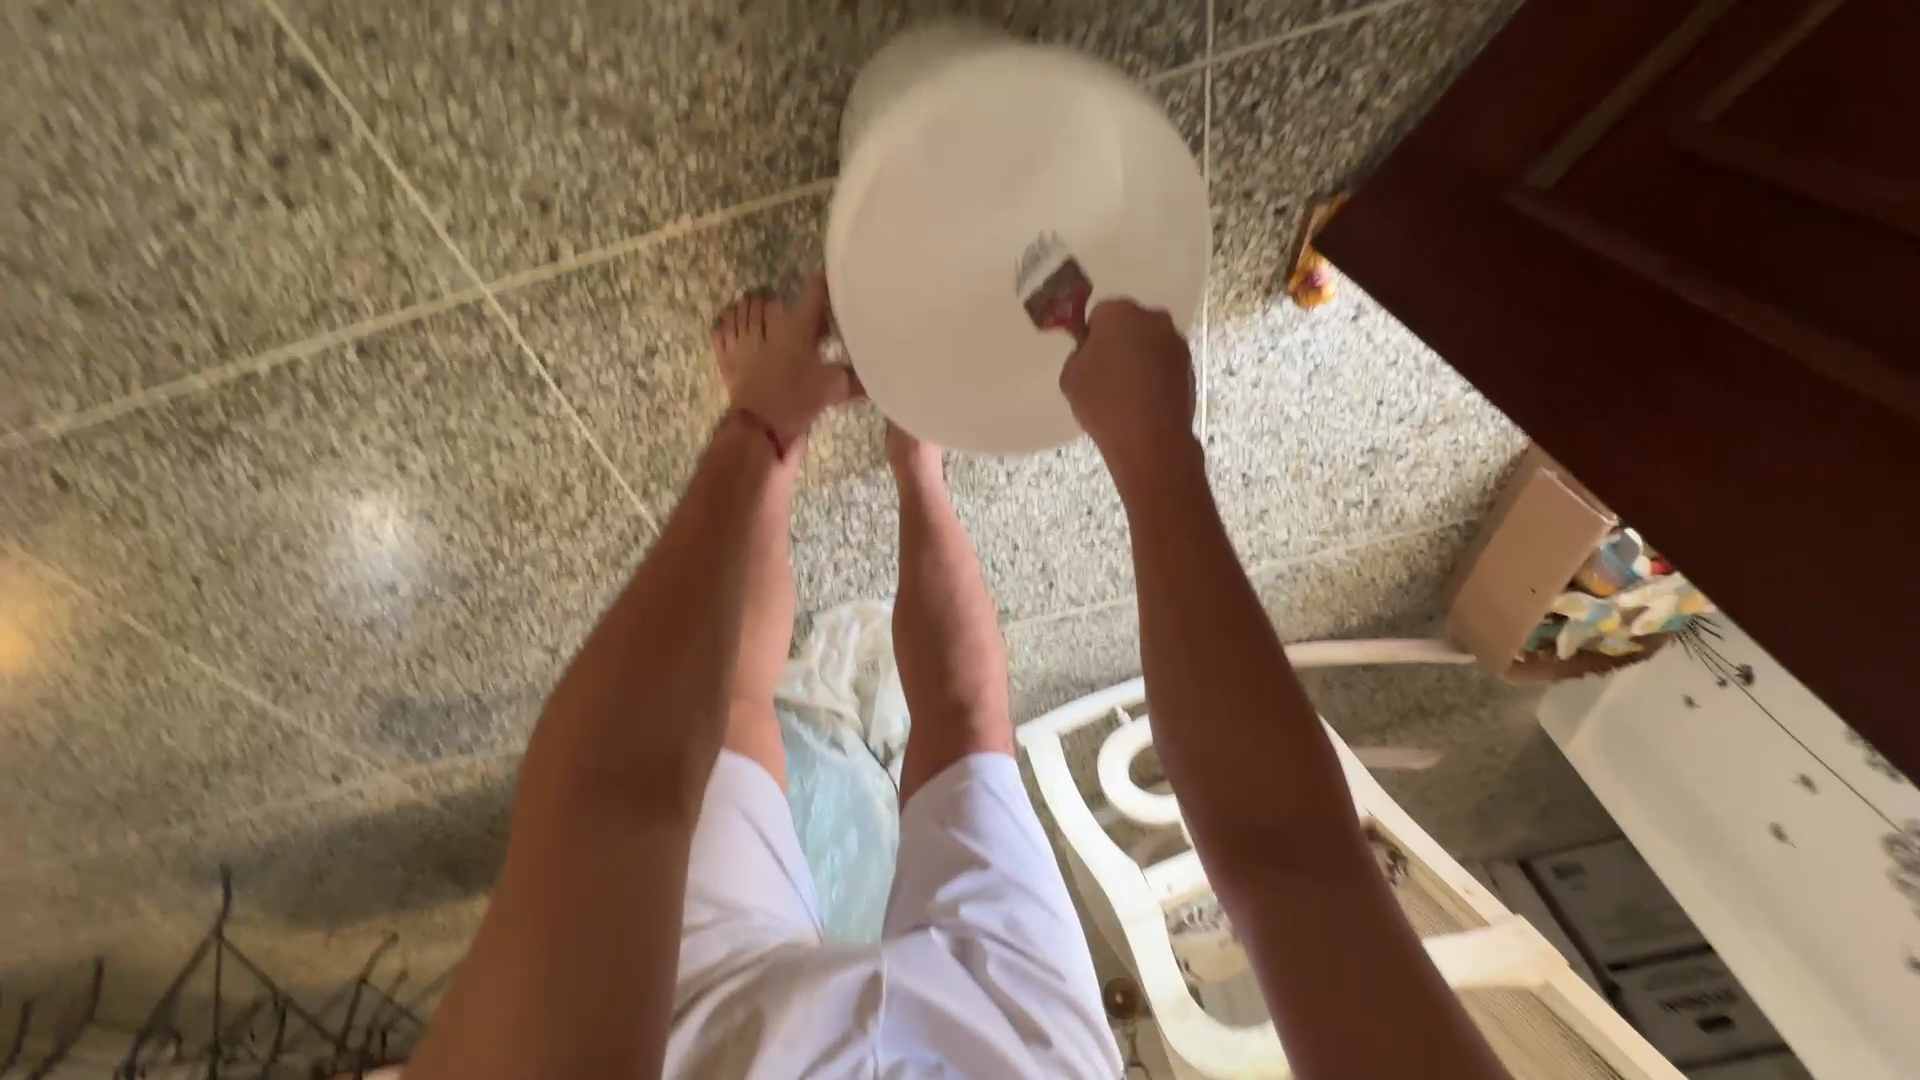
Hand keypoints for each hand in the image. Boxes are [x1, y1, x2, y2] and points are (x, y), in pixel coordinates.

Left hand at [715, 273, 858, 447]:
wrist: (760, 426)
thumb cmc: (798, 399)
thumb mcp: (833, 388)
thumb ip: (854, 379)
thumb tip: (876, 381)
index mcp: (797, 326)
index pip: (812, 293)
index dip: (822, 283)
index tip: (828, 278)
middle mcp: (767, 325)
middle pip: (773, 301)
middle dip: (785, 305)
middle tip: (797, 316)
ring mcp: (741, 339)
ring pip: (744, 310)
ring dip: (754, 310)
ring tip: (765, 317)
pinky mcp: (725, 357)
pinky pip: (722, 331)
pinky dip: (728, 326)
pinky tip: (734, 327)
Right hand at [1058, 299, 1196, 461]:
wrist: (1149, 438)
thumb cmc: (1103, 402)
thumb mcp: (1070, 377)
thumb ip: (1079, 355)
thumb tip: (1091, 354)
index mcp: (1119, 312)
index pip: (1099, 314)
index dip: (1092, 336)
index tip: (1088, 360)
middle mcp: (1152, 318)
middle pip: (1129, 324)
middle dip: (1119, 342)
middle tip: (1106, 374)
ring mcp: (1176, 341)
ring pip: (1150, 343)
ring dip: (1139, 358)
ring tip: (1127, 392)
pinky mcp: (1190, 365)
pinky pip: (1165, 363)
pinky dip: (1156, 375)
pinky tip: (1145, 401)